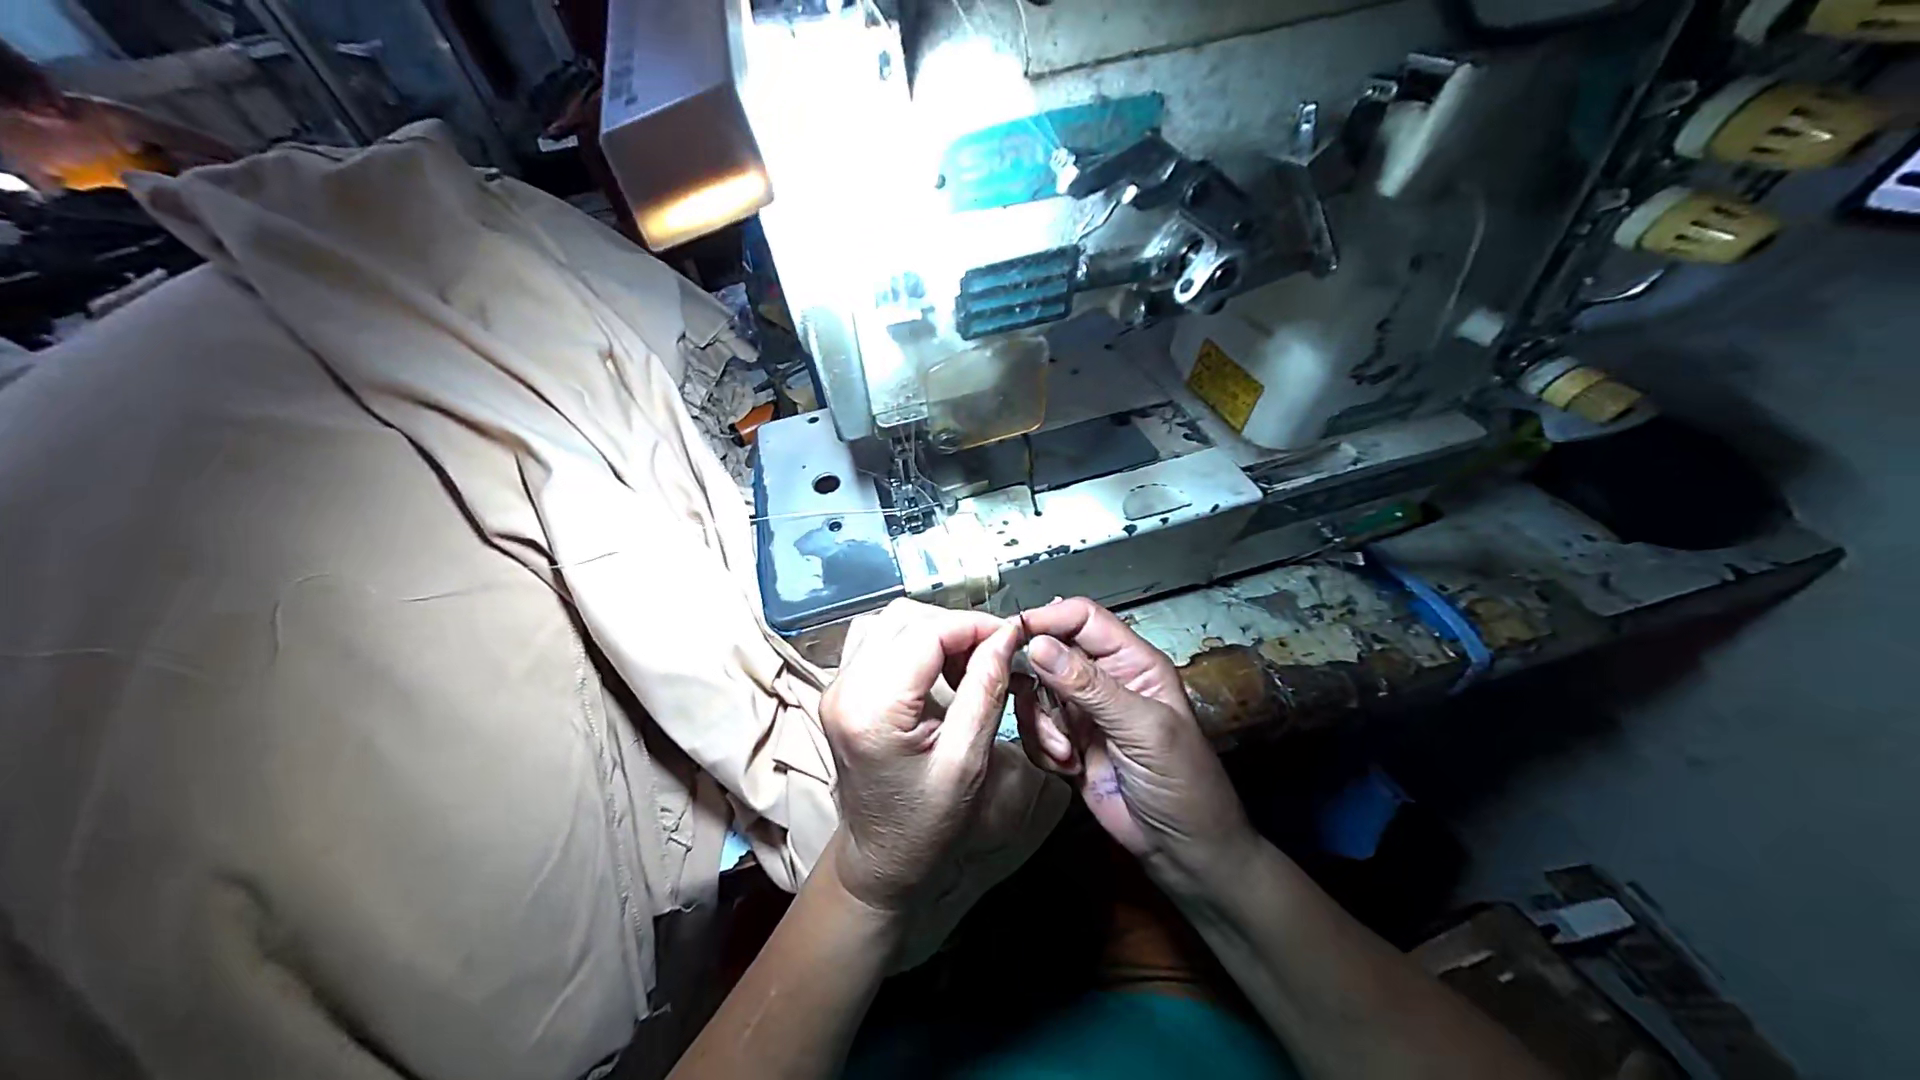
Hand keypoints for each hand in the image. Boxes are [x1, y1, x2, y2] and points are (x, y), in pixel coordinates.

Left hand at [820, 600, 1067, 962]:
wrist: (880, 859)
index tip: (1011, 637)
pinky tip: (938, 668)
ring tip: (967, 663)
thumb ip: (985, 691)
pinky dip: (916, 642)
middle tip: (992, 654)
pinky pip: (880, 639)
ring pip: (892, 622)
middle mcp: (844, 689)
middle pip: (906, 618)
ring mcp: (837, 686)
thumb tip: (1006, 635)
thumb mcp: (967, 762)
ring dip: (936, 631)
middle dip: (957, 627)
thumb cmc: (925, 825)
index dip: (975, 625)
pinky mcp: (842, 689)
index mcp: (871, 710)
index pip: (926, 632)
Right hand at [1013, 598, 1255, 893]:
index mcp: (1132, 662)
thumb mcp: (1144, 729)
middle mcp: (1104, 680)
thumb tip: (1039, 645)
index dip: (1048, 619)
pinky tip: (1068, 767)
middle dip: (1038, 682)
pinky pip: (1034, 729)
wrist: (1183, 851)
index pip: (1083, 619)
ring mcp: (1083, 711)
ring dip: (1041, 723)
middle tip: (1038, 709)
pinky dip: (1041, 747)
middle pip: (1049, 653)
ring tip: (1066, 751)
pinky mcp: (1067, 742)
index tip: (1014, 634)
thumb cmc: (1185, 785)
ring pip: (1035, 693)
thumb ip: (1090, 686)